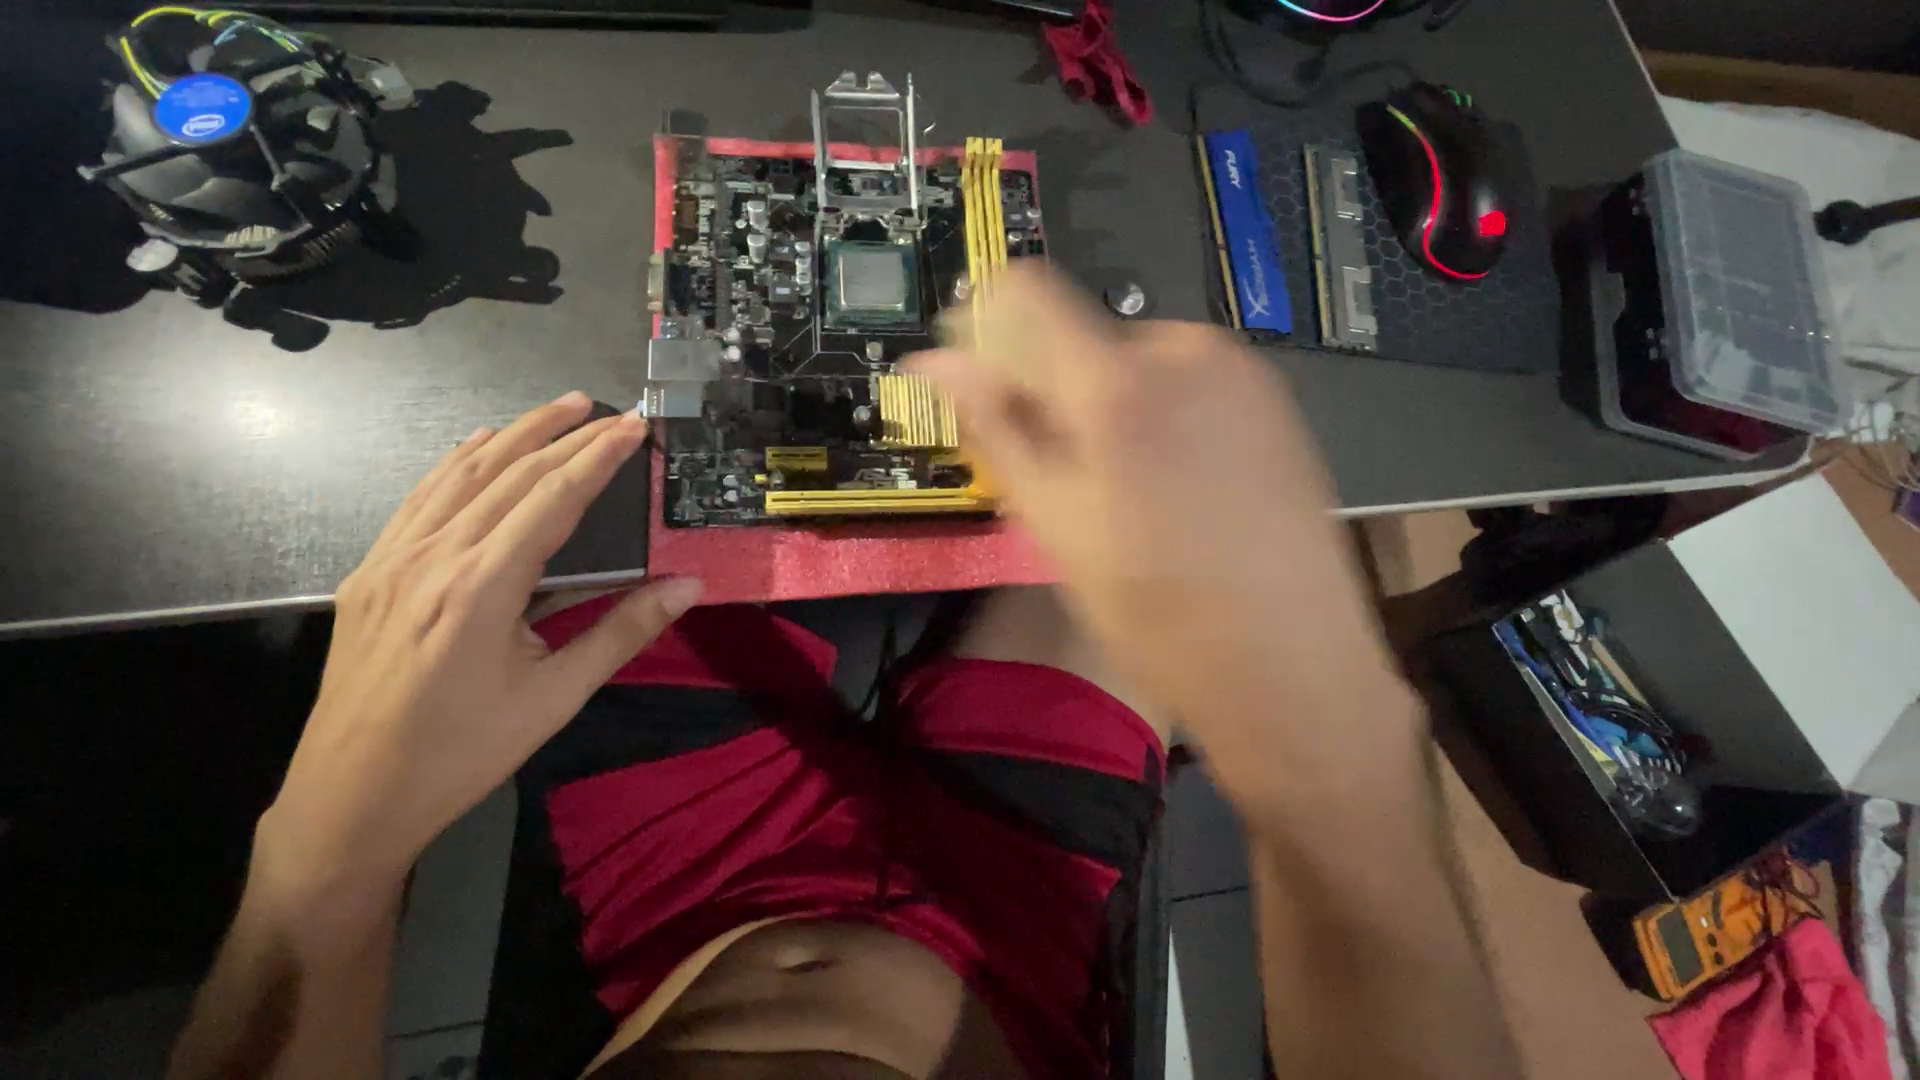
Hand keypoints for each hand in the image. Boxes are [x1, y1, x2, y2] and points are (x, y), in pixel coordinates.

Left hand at [260, 393, 702, 886]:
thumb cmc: (465, 752)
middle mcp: (432, 558)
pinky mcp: (369, 572)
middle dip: (562, 434)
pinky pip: (420, 499)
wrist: (352, 798)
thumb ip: (624, 630)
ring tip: (557, 409)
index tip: (633, 426)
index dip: (597, 457)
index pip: (552, 498)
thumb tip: (690, 584)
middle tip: (606, 408)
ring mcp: (391, 560)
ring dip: (513, 435)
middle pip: (508, 474)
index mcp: (481, 587)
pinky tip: (478, 445)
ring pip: (460, 475)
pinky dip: (456, 463)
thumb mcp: (556, 696)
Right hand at [909, 266, 1399, 740]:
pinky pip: (1186, 381)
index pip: (1027, 294)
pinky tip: (1172, 485)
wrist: (1289, 664)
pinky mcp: (1273, 399)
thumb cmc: (1156, 611)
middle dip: (1052, 388)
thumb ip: (996, 429)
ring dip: (1105, 405)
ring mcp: (1240, 372)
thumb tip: (935, 364)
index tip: (975, 377)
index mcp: (1119, 384)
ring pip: (1134, 360)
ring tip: (1121, 491)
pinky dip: (1157, 414)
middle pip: (1081, 333)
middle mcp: (1185, 352)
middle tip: (1055, 472)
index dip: (986, 325)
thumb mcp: (1057, 525)